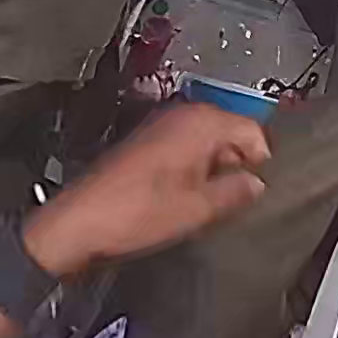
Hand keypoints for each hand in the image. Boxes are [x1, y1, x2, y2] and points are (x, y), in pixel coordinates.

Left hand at [22, 103, 269, 276]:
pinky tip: (184, 192)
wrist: (77, 224)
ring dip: (215, 165)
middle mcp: (185, 114)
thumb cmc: (136, 212)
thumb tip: (256, 183)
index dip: (260, 159)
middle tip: (232, 196)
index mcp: (203, 122)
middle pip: (231, 131)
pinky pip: (187, 143)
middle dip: (236, 162)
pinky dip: (194, 164)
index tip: (257, 185)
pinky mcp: (148, 138)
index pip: (253, 130)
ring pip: (209, 138)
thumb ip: (236, 191)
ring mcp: (164, 123)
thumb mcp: (198, 208)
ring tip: (206, 198)